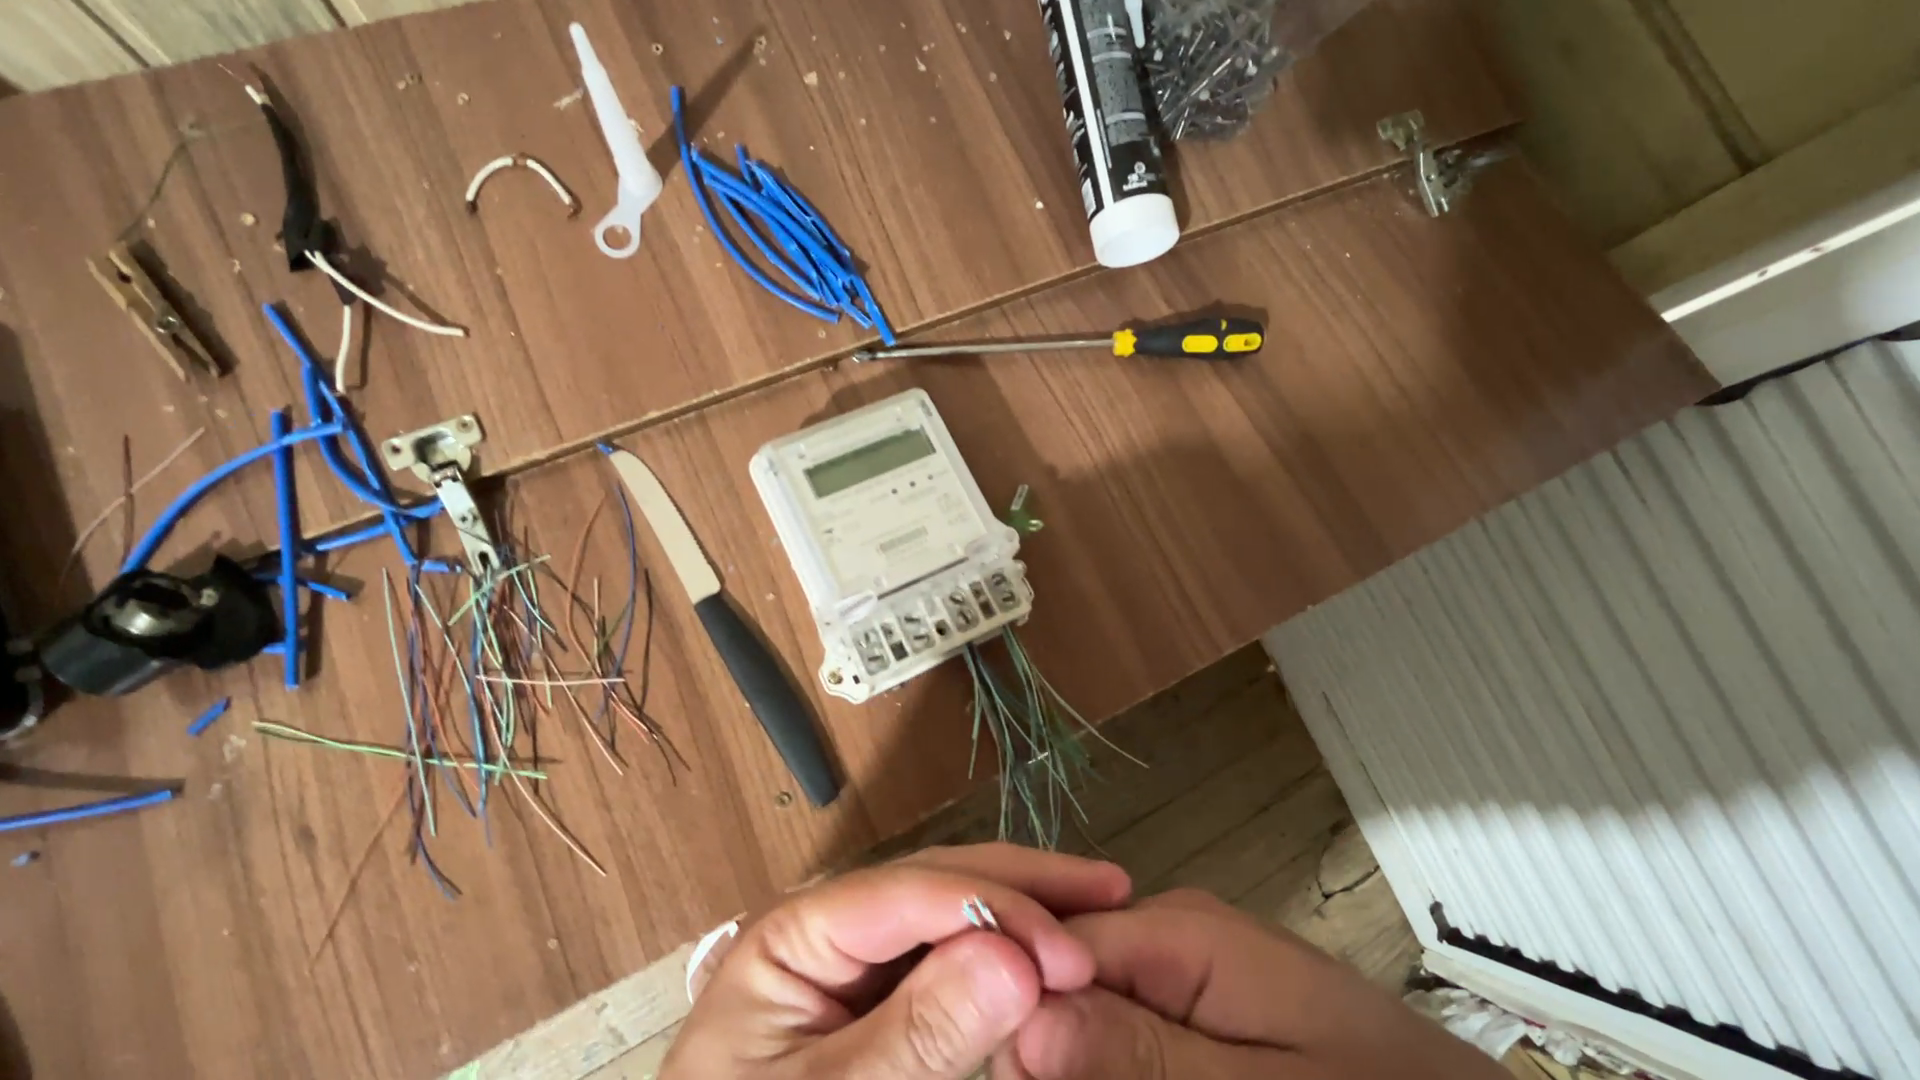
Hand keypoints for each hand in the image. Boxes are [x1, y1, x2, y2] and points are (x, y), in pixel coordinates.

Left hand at [662, 843, 1132, 1079]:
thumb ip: (917, 1035)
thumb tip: (1016, 956)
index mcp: (798, 932)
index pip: (911, 892)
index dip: (997, 908)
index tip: (1074, 955)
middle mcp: (832, 927)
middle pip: (937, 882)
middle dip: (1023, 885)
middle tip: (1111, 890)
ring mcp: (856, 960)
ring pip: (951, 910)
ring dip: (1023, 906)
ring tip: (1095, 901)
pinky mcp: (878, 997)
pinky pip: (947, 958)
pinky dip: (1004, 951)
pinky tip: (1045, 944)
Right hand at [1008, 889, 1508, 1078]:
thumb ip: (1143, 1057)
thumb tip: (1024, 1023)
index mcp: (1179, 931)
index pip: (1049, 949)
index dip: (1019, 1021)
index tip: (1012, 1077)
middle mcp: (1171, 933)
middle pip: (1062, 982)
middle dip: (1050, 1053)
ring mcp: (1188, 969)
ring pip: (1092, 1013)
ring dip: (1082, 1060)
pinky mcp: (1202, 1007)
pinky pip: (1133, 1029)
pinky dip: (1120, 1060)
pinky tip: (1126, 1070)